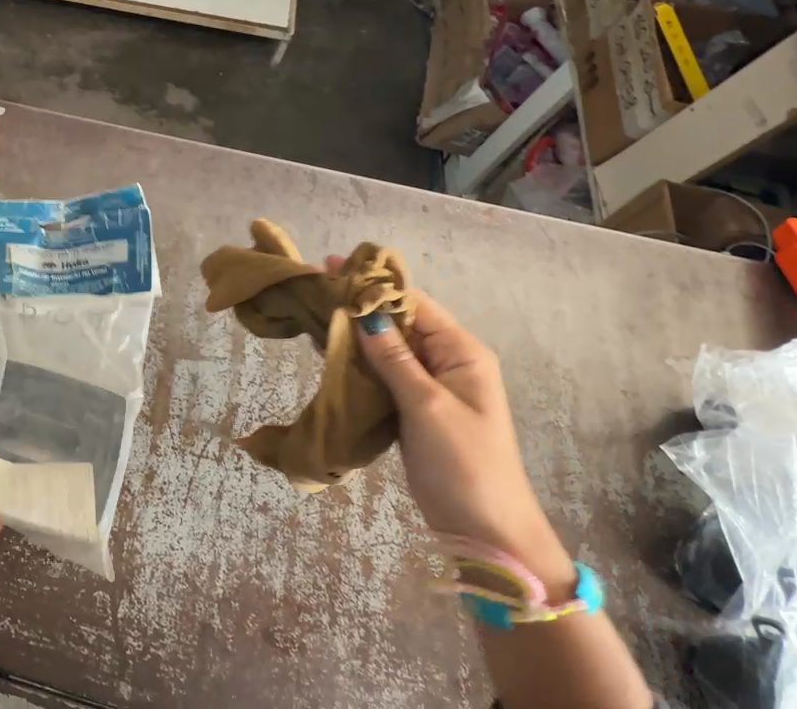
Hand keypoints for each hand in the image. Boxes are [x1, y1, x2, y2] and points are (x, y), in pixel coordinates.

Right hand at [331, 258, 575, 597]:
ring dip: (353, 332)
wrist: (485, 529)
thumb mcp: (427, 405)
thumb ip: (393, 357)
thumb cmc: (464, 463)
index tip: (332, 266)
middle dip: (359, 304)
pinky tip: (325, 350)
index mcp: (462, 353)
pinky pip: (381, 373)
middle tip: (313, 287)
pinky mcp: (412, 408)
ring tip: (312, 311)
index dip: (374, 284)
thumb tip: (362, 312)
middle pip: (398, 321)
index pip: (414, 303)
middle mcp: (446, 361)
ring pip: (385, 347)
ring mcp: (429, 386)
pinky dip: (355, 361)